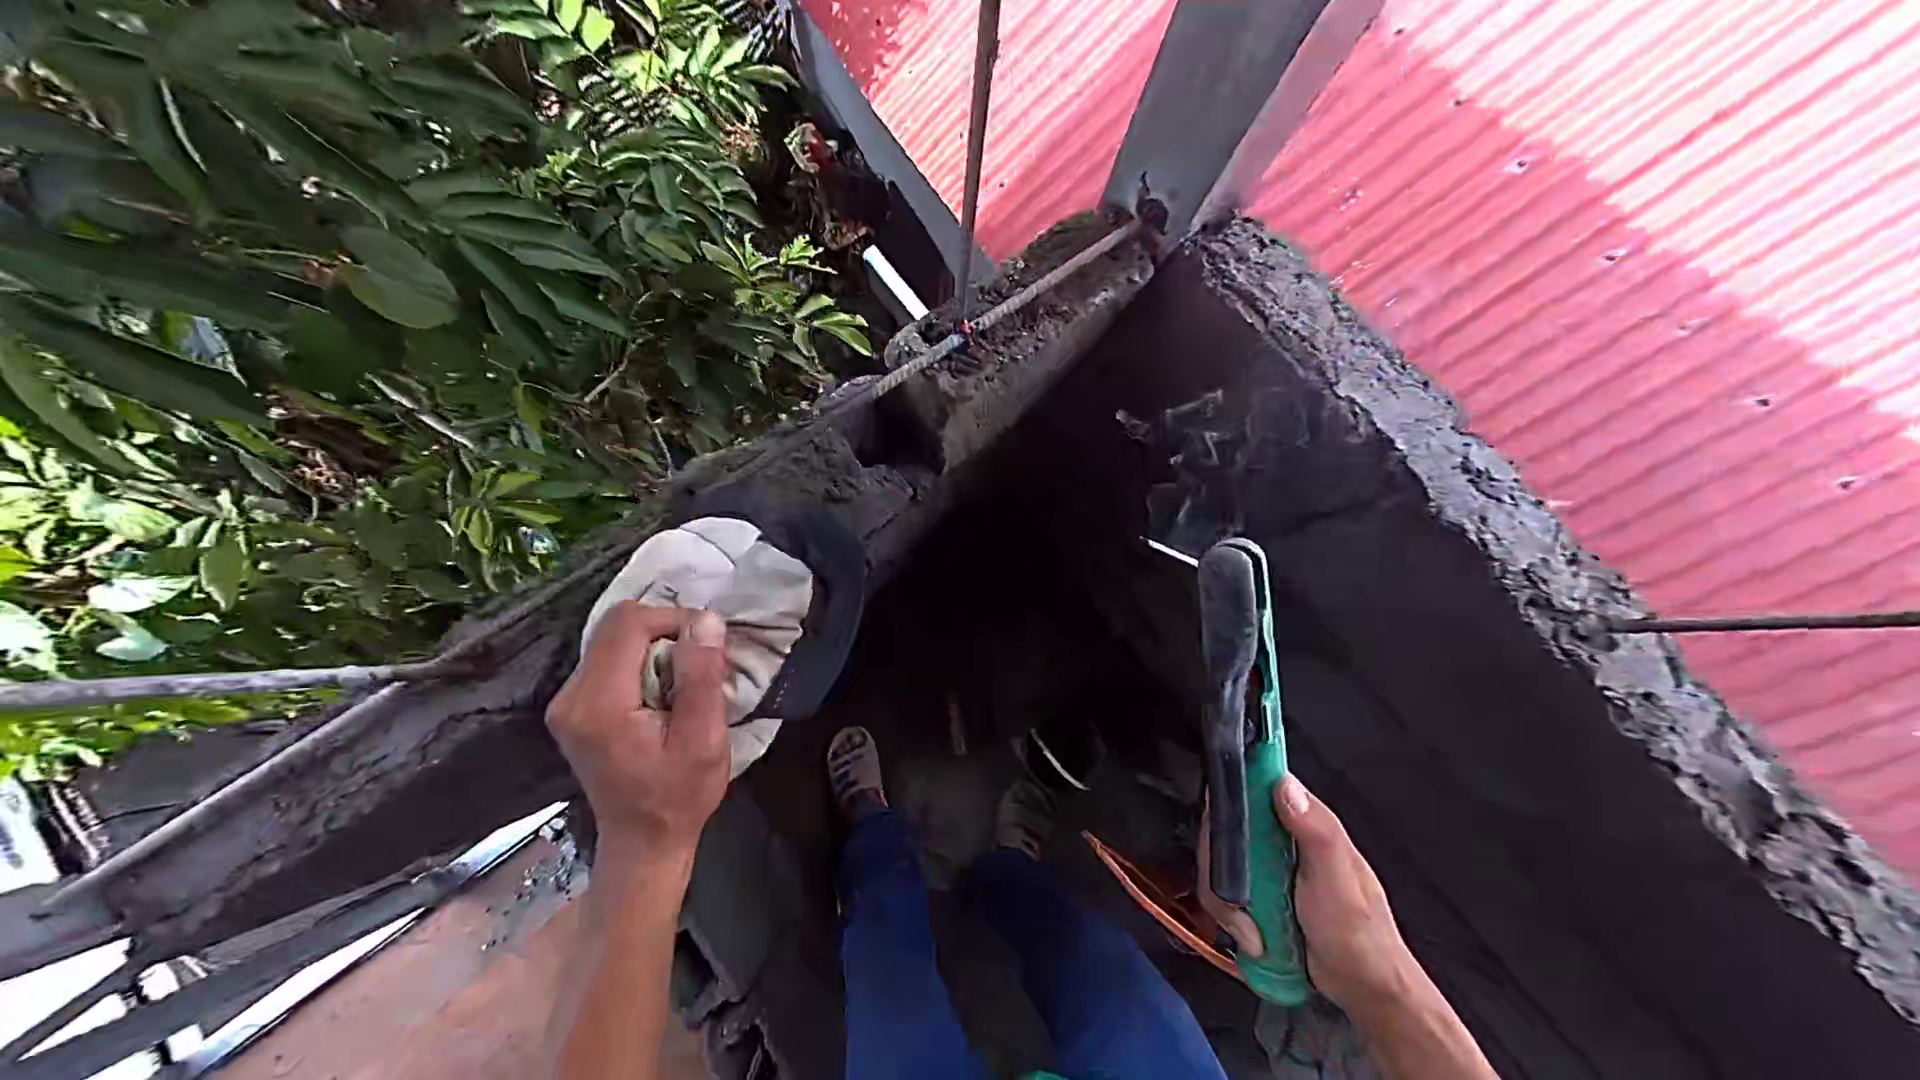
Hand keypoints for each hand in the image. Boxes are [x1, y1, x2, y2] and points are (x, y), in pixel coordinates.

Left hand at [546, 602, 731, 866]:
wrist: (643, 842)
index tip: (708, 647)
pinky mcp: (575, 707)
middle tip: (701, 666)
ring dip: (657, 648)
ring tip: (686, 681)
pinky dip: (644, 662)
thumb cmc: (679, 797)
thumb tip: (707, 619)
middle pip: (618, 627)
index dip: (674, 620)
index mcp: (598, 703)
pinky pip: (611, 658)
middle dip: (667, 633)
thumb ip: (702, 676)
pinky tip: (666, 692)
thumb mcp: (704, 739)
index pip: (629, 623)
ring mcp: (567, 702)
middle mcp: (570, 696)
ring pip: (615, 639)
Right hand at [1200, 775, 1420, 1012]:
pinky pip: (1220, 888)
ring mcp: (1263, 863)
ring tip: (1256, 930)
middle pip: (1223, 828)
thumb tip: (1285, 785)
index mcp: (1303, 819)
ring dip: (1228, 901)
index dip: (1231, 802)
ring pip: (1217, 861)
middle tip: (1245, 901)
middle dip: (1224, 870)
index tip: (1229, 838)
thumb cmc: (1362, 938)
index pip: (1251, 786)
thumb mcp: (1341, 881)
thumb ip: (1316, 831)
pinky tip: (1253, 934)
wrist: (1362, 990)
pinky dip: (1229, 914)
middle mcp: (1279, 834)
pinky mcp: (1253, 888)